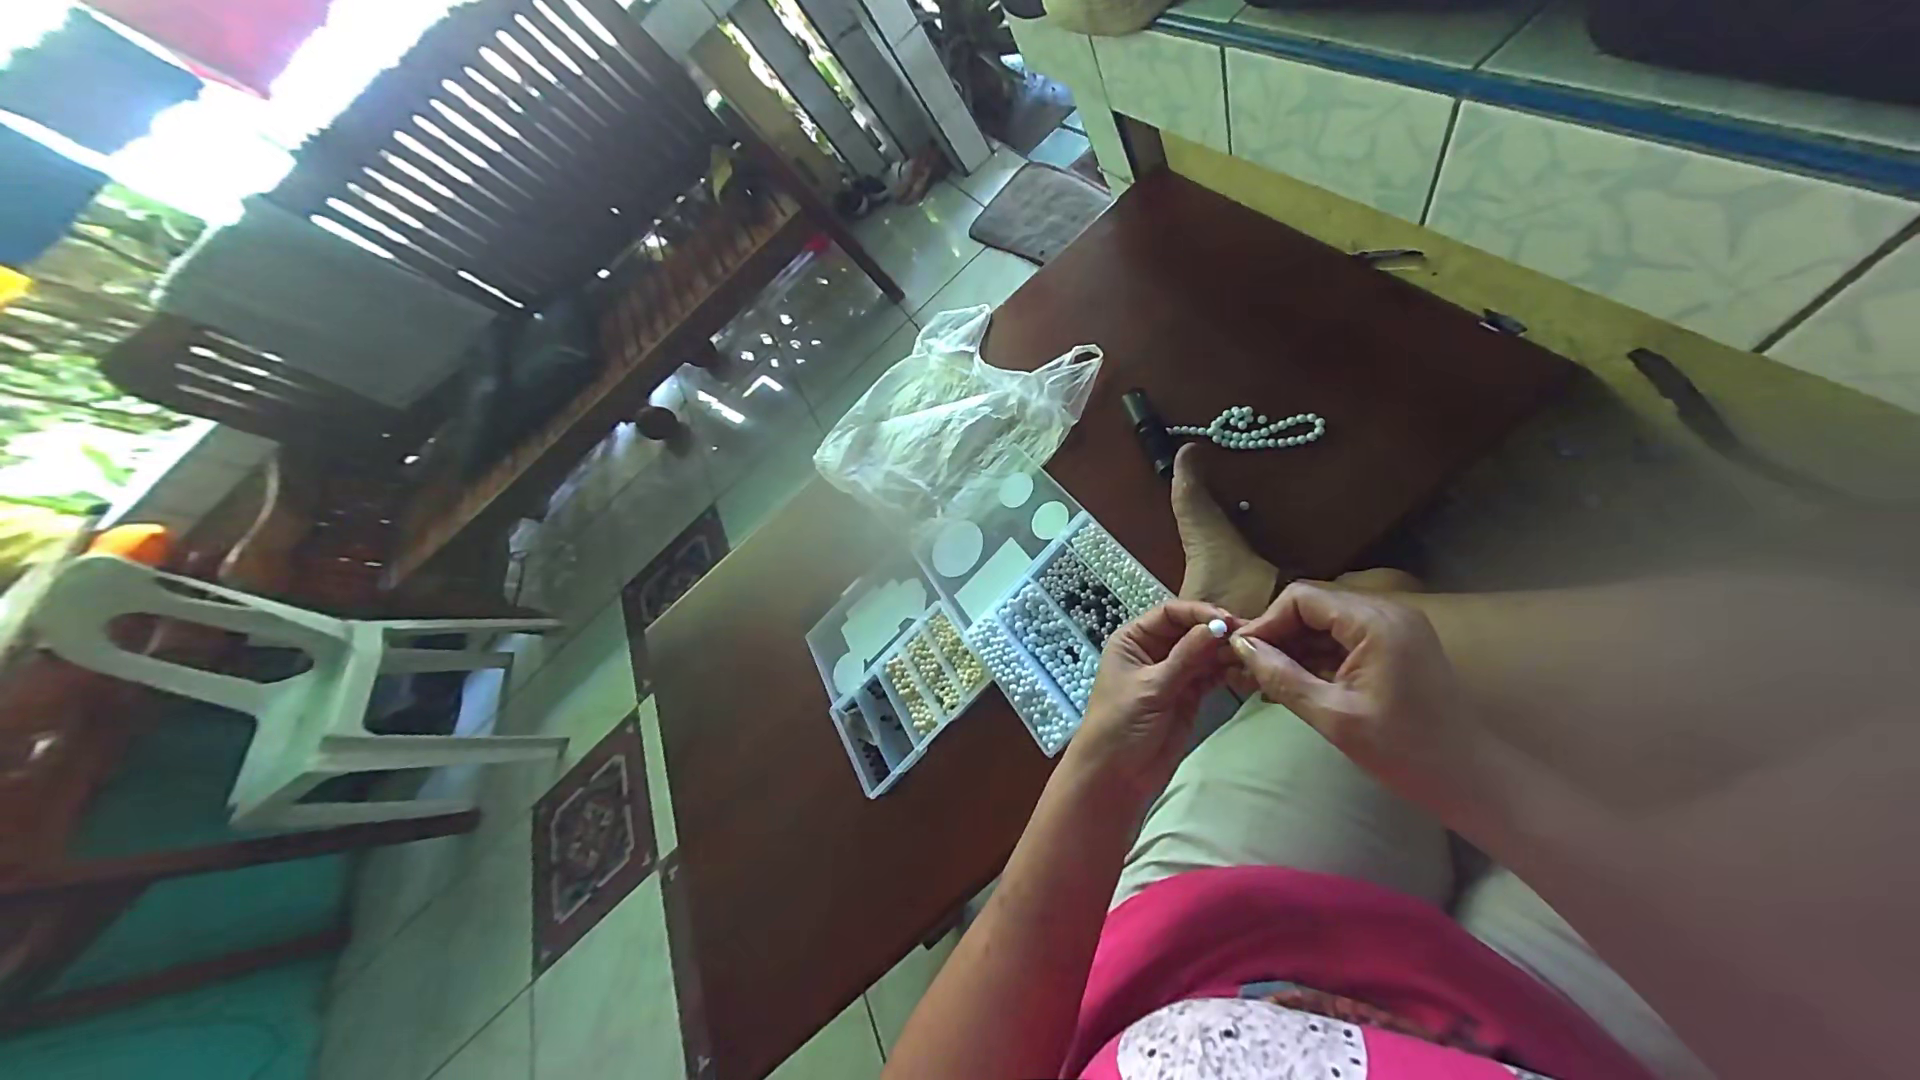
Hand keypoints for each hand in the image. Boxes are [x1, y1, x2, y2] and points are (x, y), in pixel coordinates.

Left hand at [1066, 600, 1236, 802]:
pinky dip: (1228, 671)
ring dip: (1227, 651)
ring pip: (1204, 652)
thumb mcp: (1152, 687)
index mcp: (1133, 639)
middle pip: (1191, 630)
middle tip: (1253, 636)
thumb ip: (1186, 657)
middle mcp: (1153, 650)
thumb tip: (1218, 626)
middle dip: (1218, 631)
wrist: (1116, 775)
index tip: (1229, 620)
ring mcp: (1172, 673)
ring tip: (1256, 653)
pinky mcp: (1188, 695)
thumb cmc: (1121, 724)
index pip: (1170, 613)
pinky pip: (1211, 675)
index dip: (1199, 613)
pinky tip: (1248, 670)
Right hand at [1227, 582, 1483, 811]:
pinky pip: (1342, 638)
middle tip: (1248, 667)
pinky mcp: (1394, 646)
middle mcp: (1386, 613)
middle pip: (1312, 606)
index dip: (1267, 622)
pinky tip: (1293, 681)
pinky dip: (1315, 655)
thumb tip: (1239, 647)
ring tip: (1265, 677)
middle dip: (1277, 634)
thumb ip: (1280, 675)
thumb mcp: (1331, 714)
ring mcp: (1393, 628)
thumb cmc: (1403, 750)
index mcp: (1376, 623)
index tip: (1242, 654)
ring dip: (1293, 646)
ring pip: (1324, 622)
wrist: (1470, 781)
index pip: (1302, 598)